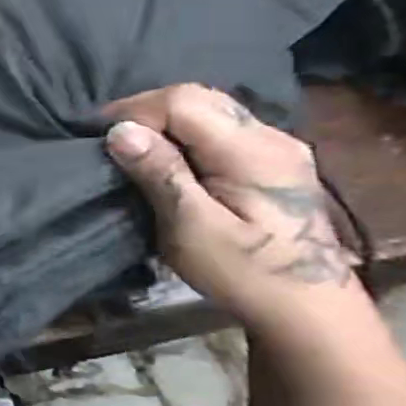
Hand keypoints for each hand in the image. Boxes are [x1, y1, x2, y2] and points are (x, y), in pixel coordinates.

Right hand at [102, 84, 370, 335]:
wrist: (306, 307)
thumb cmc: (244, 272)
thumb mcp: (192, 228)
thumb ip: (160, 174)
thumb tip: (121, 131)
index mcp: (253, 152)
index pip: (184, 102)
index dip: (135, 112)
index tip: (98, 140)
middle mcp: (270, 138)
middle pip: (198, 98)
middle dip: (144, 112)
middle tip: (106, 142)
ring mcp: (273, 147)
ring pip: (206, 109)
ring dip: (159, 122)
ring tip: (127, 149)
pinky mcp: (267, 161)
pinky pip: (214, 128)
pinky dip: (177, 133)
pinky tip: (160, 158)